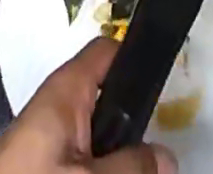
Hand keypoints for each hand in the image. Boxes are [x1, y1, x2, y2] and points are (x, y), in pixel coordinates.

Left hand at [0, 38, 178, 173]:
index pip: (107, 52)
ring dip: (118, 159)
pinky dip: (99, 169)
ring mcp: (49, 142)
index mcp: (66, 91)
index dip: (136, 61)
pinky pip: (82, 161)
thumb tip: (168, 156)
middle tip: (160, 162)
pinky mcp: (43, 168)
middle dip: (134, 129)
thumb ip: (132, 167)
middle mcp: (58, 108)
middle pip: (109, 101)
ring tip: (145, 173)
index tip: (165, 89)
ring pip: (98, 139)